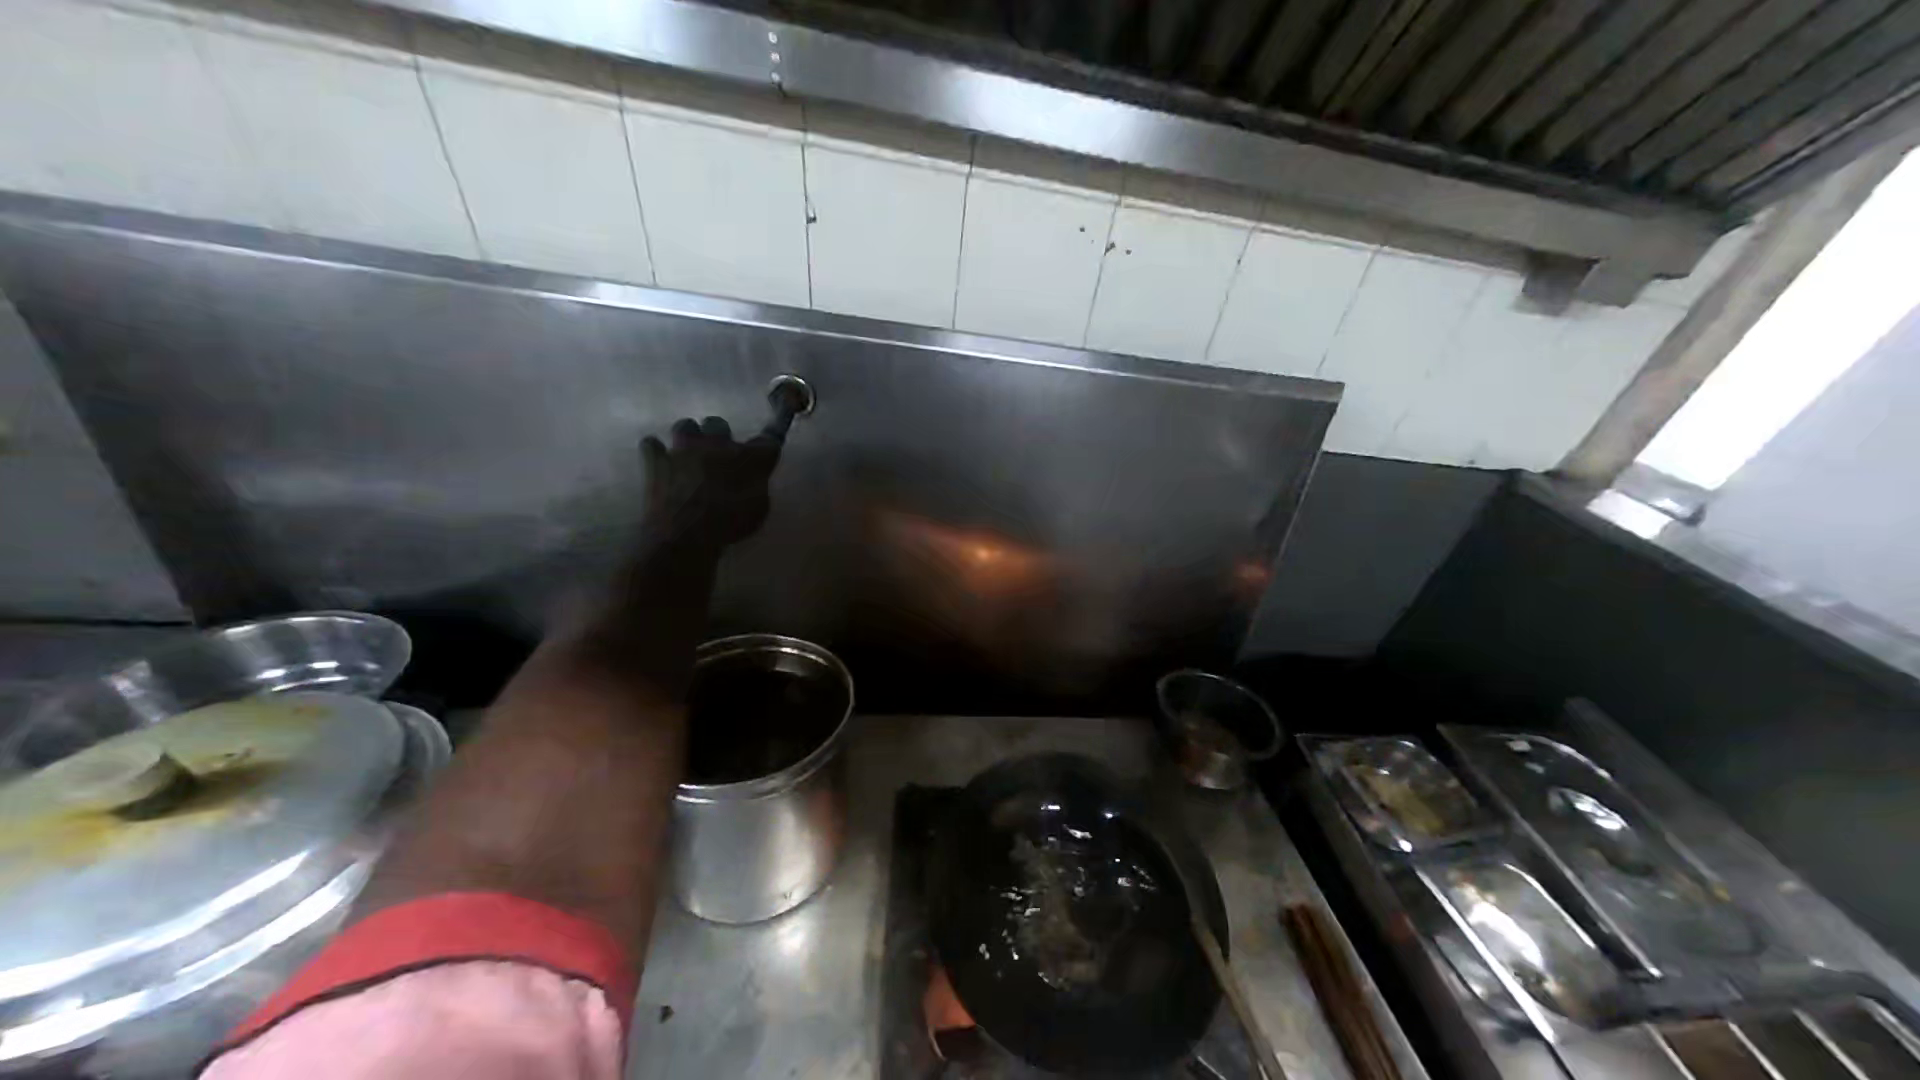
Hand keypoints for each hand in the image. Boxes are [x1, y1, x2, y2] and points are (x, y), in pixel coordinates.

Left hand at [640, 416, 780, 549]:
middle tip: (719, 454)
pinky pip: (652, 444)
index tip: (764, 454)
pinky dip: (656, 451)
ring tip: (689, 452)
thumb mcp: (758, 509)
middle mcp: (717, 444)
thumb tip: (755, 477)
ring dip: (689, 436)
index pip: (767, 440)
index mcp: (747, 457)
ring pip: (685, 425)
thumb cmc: (729, 523)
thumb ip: (757, 486)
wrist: (685, 533)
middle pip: (718, 423)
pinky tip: (660, 460)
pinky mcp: (657, 460)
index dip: (765, 446)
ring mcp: (683, 449)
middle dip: (719, 435)